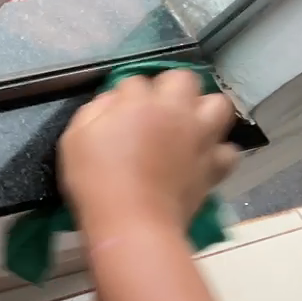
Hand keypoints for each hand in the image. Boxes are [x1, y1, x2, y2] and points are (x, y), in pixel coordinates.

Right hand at [58, 70, 239, 237]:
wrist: (131, 222)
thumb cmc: (95, 180)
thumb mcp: (74, 139)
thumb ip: (93, 111)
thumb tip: (110, 101)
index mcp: (140, 103)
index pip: (134, 80)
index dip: (122, 93)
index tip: (113, 111)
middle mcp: (177, 112)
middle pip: (183, 79)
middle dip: (168, 86)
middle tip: (153, 107)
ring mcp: (201, 138)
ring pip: (218, 104)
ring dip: (202, 109)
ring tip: (186, 123)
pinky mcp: (215, 166)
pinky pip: (227, 149)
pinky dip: (215, 150)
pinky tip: (199, 157)